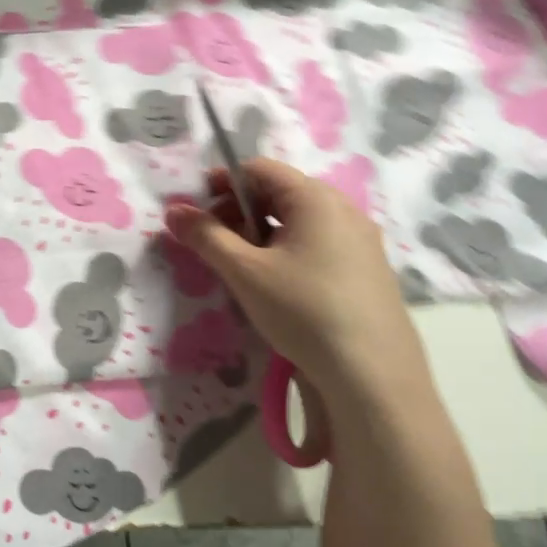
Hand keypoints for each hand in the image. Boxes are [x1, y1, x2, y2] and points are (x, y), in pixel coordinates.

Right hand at [163, 158, 431, 411]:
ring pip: (298, 220)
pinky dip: (286, 249)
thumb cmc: (304, 311)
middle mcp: (344, 212)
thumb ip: (204, 235)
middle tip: (212, 239)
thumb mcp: (242, 271)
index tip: (197, 210)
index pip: (260, 169)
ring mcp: (361, 243)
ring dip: (260, 231)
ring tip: (239, 264)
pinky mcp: (367, 272)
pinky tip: (274, 283)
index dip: (222, 182)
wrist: (374, 378)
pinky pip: (317, 243)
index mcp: (317, 200)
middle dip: (238, 208)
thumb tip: (173, 210)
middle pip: (279, 192)